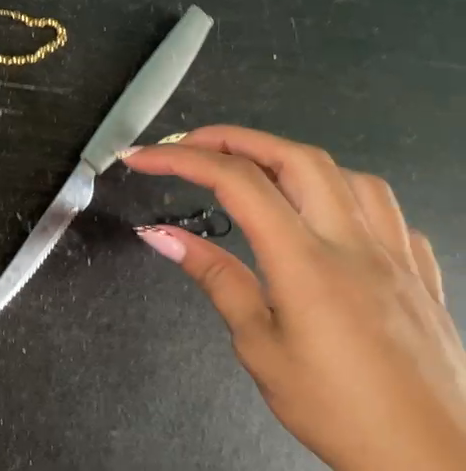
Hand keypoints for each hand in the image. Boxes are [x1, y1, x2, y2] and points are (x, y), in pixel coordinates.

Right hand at [123, 127, 465, 470]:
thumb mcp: (260, 347)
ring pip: (349, 177)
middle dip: (231, 138)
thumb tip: (160, 235)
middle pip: (296, 158)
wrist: (438, 467)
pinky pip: (390, 216)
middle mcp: (358, 252)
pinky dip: (343, 196)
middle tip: (185, 146)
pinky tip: (321, 216)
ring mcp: (399, 263)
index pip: (236, 181)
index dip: (179, 157)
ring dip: (289, 159)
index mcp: (309, 265)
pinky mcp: (424, 282)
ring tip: (250, 171)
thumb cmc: (344, 413)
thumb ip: (215, 278)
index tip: (139, 158)